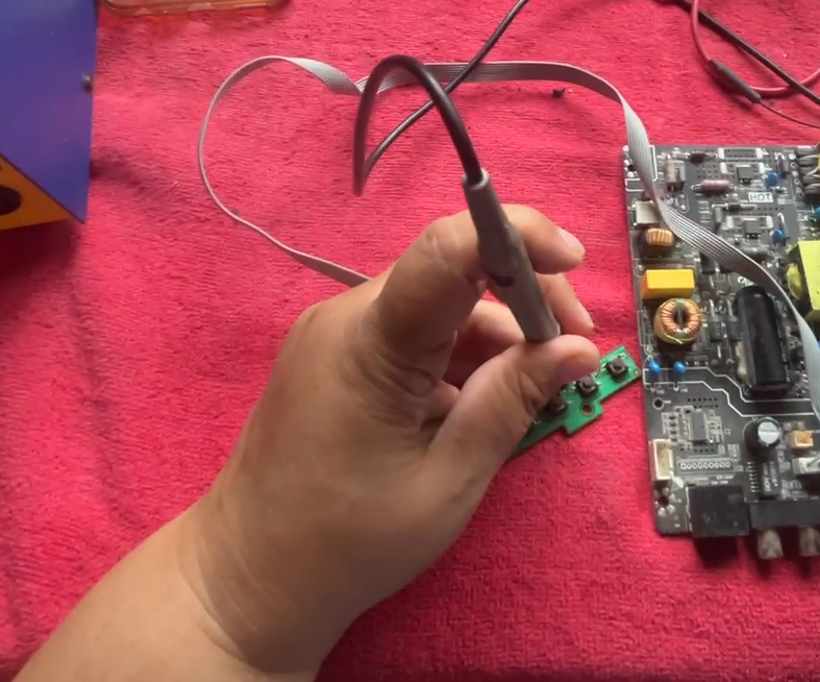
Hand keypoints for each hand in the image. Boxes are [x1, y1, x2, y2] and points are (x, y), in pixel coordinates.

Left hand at [185, 206, 600, 675]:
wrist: (241, 584)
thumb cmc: (347, 543)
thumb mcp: (448, 480)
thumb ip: (513, 401)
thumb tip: (578, 348)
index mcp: (372, 342)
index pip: (448, 250)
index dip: (517, 235)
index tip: (574, 262)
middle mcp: (350, 316)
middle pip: (455, 270)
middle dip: (525, 295)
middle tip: (573, 344)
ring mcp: (339, 330)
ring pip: (441, 301)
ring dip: (498, 330)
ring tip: (537, 382)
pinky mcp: (340, 350)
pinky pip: (416, 328)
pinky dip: (462, 351)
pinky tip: (487, 393)